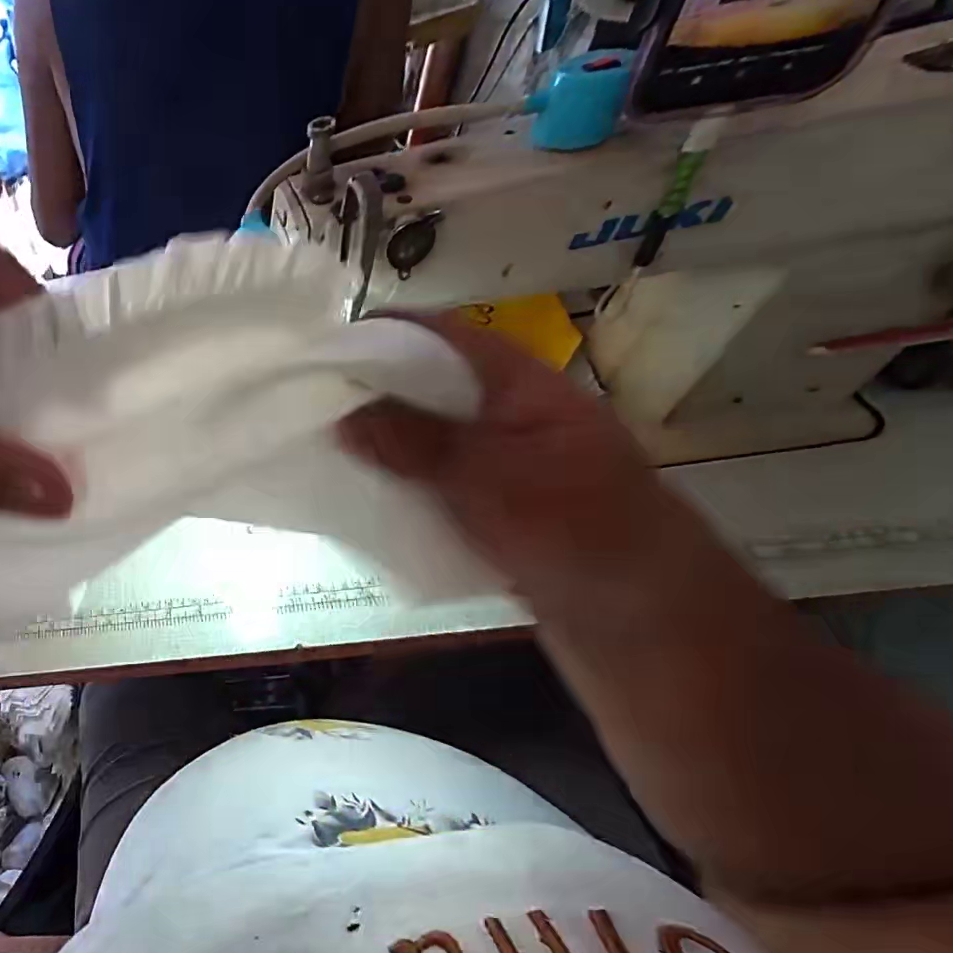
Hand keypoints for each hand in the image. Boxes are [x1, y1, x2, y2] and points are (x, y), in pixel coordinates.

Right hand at [340, 313, 696, 603]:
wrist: (641, 619)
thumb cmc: (573, 527)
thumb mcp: (488, 476)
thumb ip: (415, 442)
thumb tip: (345, 415)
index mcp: (518, 384)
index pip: (443, 336)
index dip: (386, 333)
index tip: (326, 350)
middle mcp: (507, 415)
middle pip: (430, 386)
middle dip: (373, 391)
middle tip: (311, 405)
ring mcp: (501, 463)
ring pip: (429, 437)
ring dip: (383, 442)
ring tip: (322, 447)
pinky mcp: (493, 507)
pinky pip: (435, 483)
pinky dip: (400, 484)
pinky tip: (361, 495)